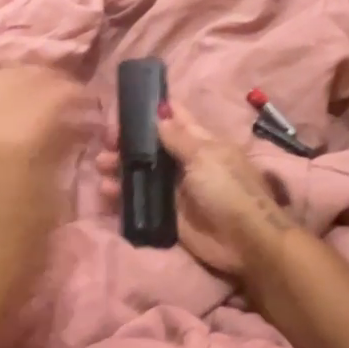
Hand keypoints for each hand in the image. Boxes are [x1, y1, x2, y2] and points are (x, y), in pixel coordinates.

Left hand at [0, 68, 85, 311]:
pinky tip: (5, 109)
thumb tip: (76, 120)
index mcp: (19, 138)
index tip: (93, 107)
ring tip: (37, 99)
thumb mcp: (52, 199)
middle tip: (69, 98)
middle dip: (50, 81)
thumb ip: (61, 148)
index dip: (79, 94)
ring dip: (18, 81)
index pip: (55, 91)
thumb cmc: (18, 254)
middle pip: (21, 75)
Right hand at [98, 103, 297, 277]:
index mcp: (200, 142)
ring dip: (120, 166)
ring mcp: (175, 188)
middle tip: (106, 142)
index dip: (151, 110)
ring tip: (101, 166)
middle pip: (151, 145)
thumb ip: (178, 137)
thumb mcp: (205, 156)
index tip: (124, 105)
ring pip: (141, 172)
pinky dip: (121, 195)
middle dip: (127, 141)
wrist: (246, 241)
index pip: (174, 118)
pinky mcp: (167, 213)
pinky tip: (106, 192)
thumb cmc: (228, 189)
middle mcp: (185, 161)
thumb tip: (160, 112)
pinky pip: (140, 200)